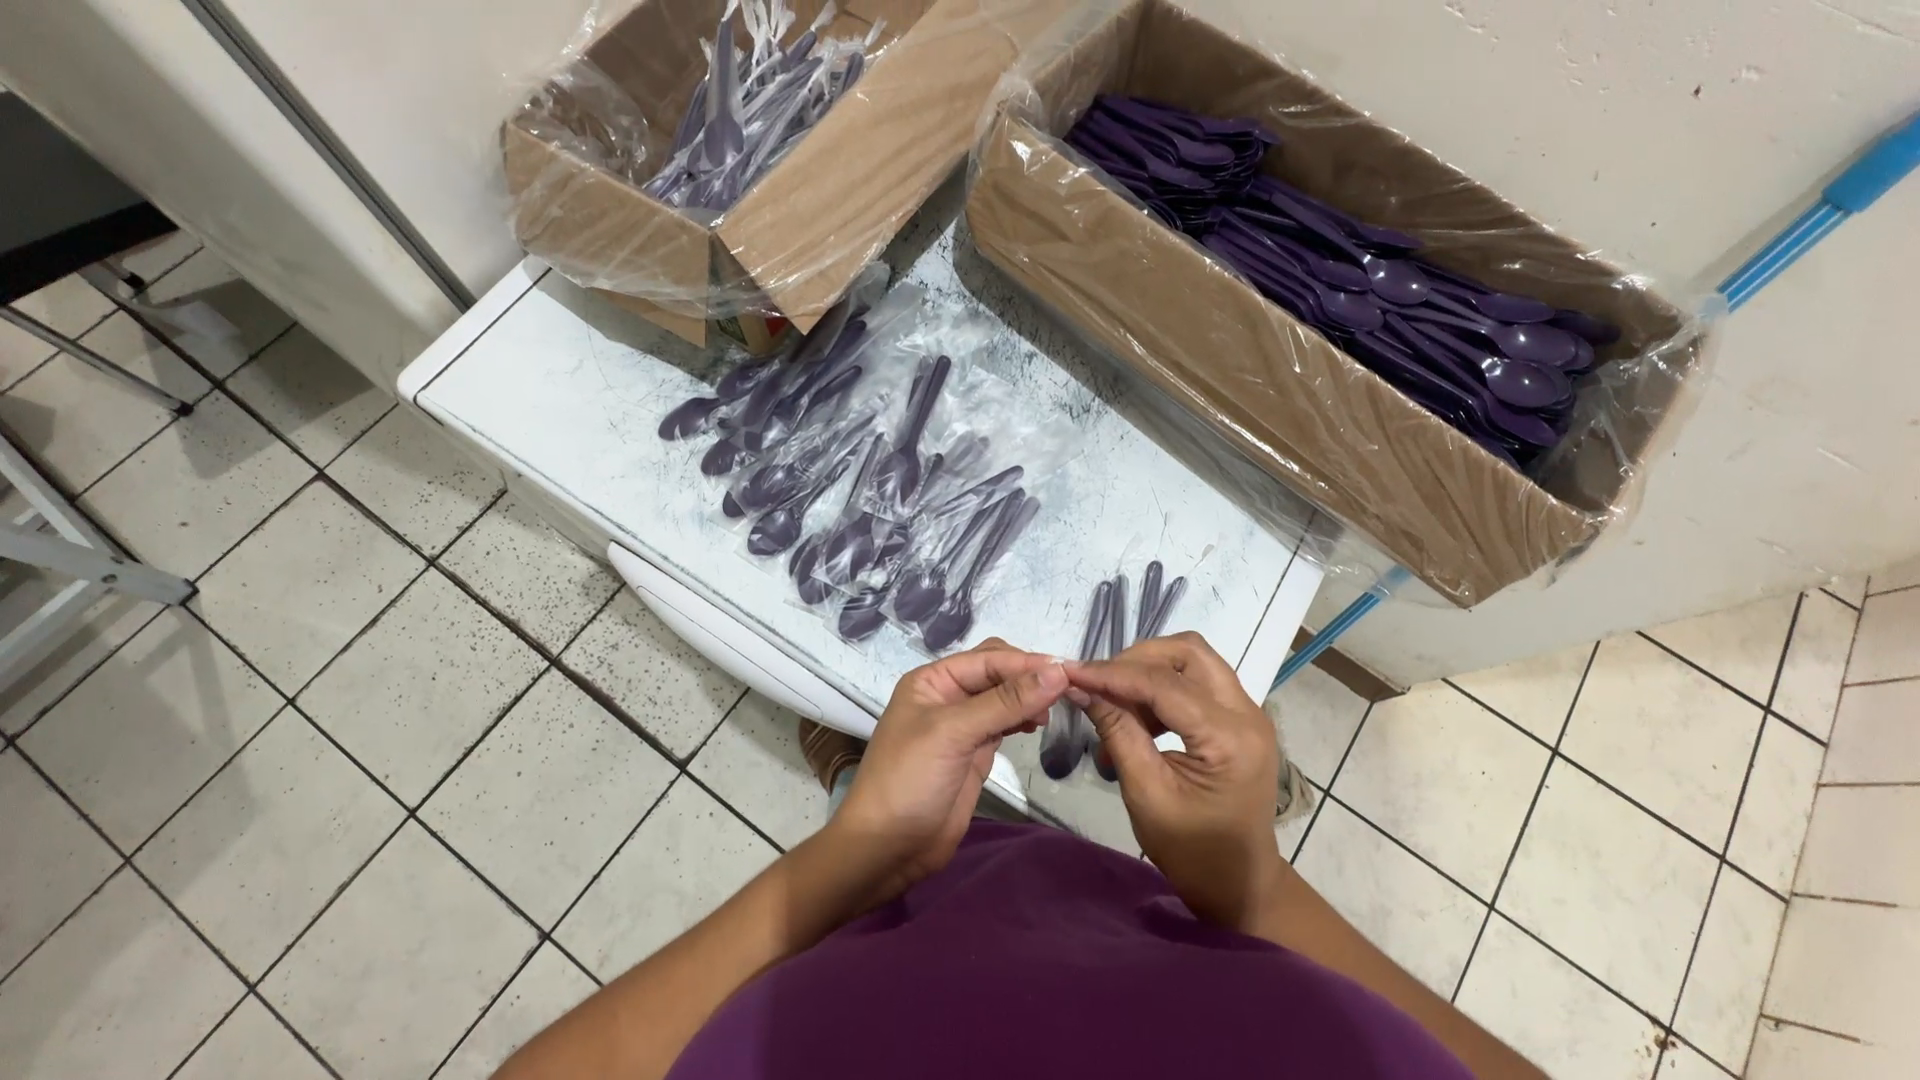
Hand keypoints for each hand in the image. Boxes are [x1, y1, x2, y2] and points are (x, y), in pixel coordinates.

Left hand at [827, 639, 1066, 902]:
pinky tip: (1041, 723)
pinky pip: (1005, 724)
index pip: (988, 659)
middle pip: (998, 673)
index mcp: (933, 680)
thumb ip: (1005, 702)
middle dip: (1031, 676)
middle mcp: (948, 696)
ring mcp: (962, 726)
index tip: (1067, 672)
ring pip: (1005, 698)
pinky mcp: (975, 753)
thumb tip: (1056, 673)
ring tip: (1061, 706)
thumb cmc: (910, 780)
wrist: (888, 847)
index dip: (1026, 663)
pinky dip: (1024, 719)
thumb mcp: (954, 733)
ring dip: (1031, 697)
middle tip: (1070, 689)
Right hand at [1067, 632, 1282, 932]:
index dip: (1113, 674)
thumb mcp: (1146, 794)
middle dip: (1138, 659)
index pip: (1165, 684)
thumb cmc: (1192, 851)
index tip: (1070, 672)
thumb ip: (1117, 733)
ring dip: (1151, 671)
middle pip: (1189, 652)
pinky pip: (1199, 682)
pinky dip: (1164, 686)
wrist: (1238, 884)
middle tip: (1099, 683)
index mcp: (1229, 738)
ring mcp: (1248, 714)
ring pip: (1194, 661)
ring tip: (1116, 703)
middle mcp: (1247, 714)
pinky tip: (1139, 716)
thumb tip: (1081, 688)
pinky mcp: (1239, 720)